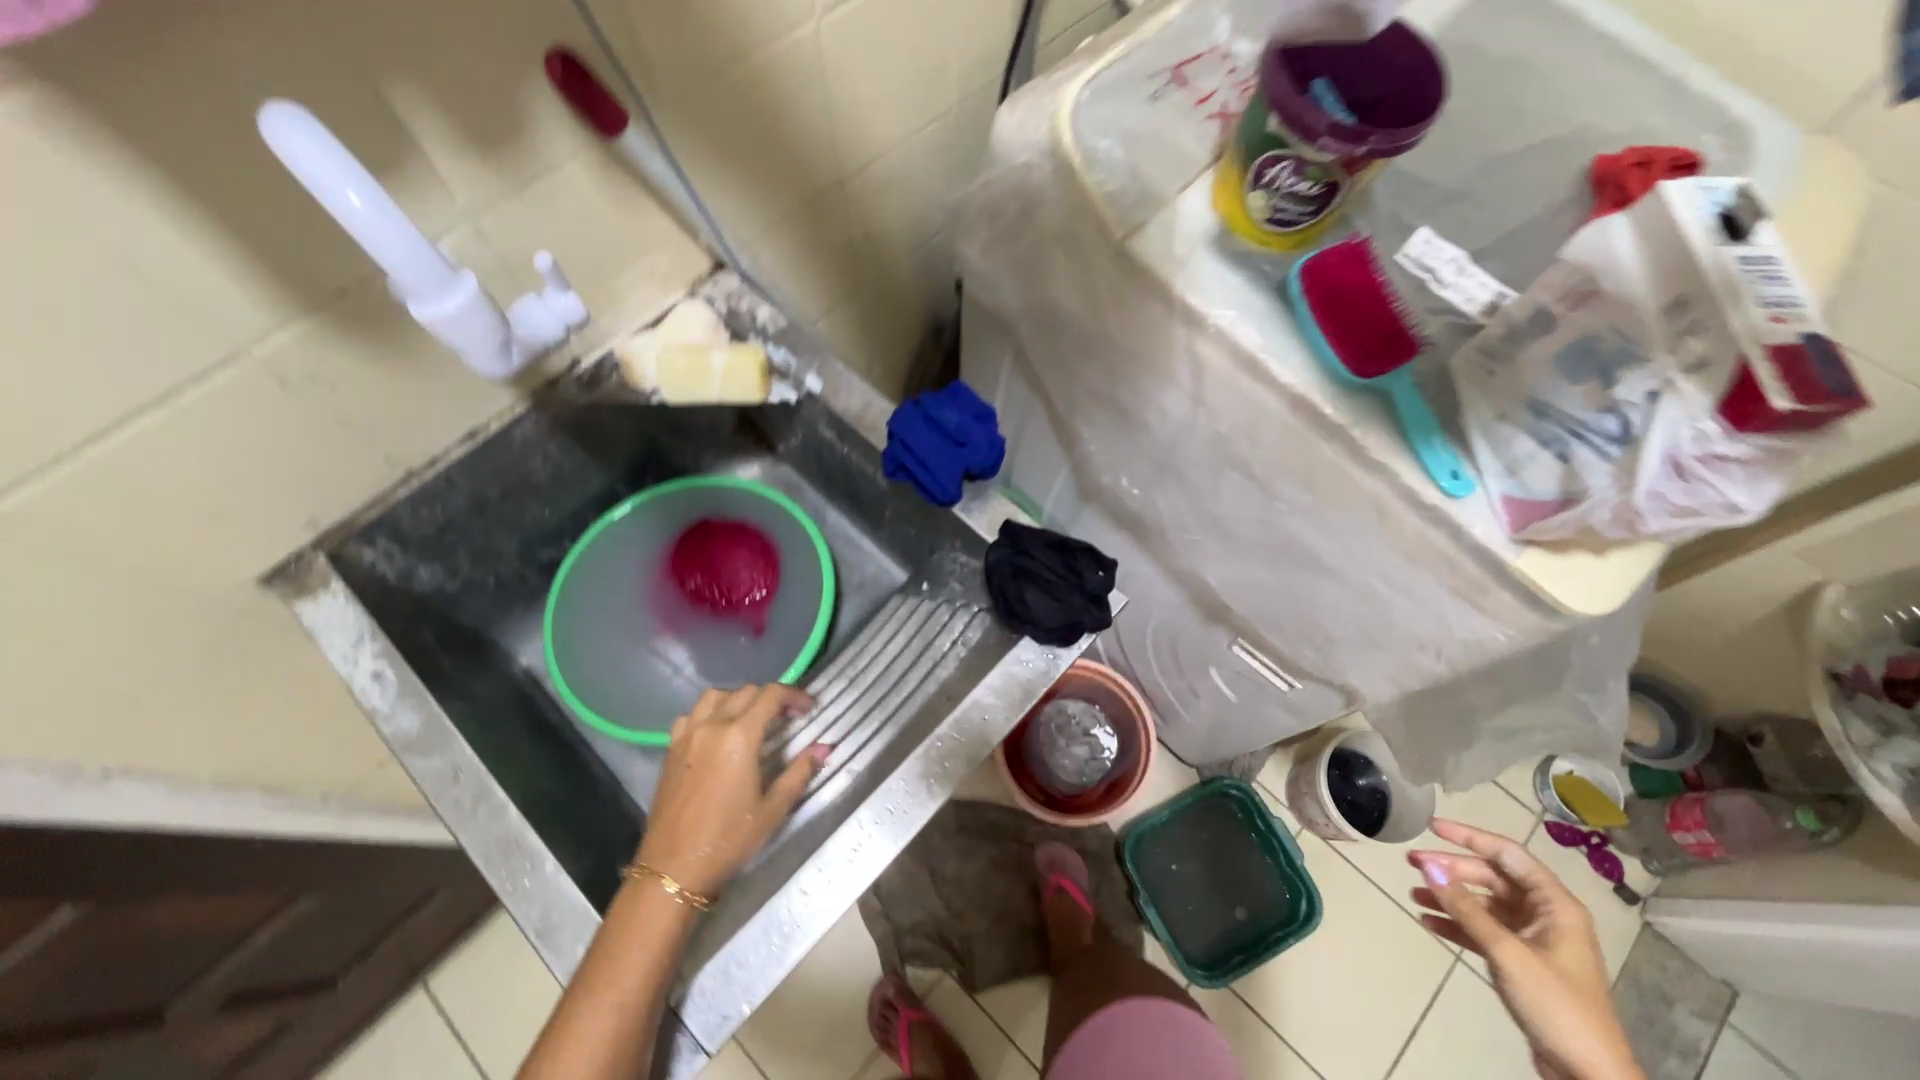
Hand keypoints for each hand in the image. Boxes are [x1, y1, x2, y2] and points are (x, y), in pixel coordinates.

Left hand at [636, 685, 824, 898]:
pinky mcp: (671, 750)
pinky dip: (710, 713)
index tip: (809, 708)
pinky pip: (692, 715)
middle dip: (771, 697)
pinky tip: (718, 733)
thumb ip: (799, 773)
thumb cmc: (728, 840)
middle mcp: (711, 726)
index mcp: (739, 737)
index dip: (793, 695)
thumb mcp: (773, 809)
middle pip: (745, 692)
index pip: (770, 695)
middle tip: (789, 716)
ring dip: (739, 699)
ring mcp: (687, 736)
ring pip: (715, 697)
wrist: (674, 867)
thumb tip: (824, 748)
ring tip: (753, 718)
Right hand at [1409, 820, 1642, 1079]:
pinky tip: (1429, 922)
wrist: (1587, 1071)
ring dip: (1450, 898)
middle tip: (1411, 864)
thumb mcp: (1507, 953)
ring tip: (1412, 893)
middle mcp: (1545, 915)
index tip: (1432, 827)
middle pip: (1493, 878)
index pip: (1508, 855)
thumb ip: (1467, 908)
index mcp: (1555, 904)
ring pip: (1485, 906)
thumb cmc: (1556, 1004)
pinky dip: (1457, 926)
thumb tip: (1429, 865)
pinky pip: (1483, 933)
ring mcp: (1533, 940)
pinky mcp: (1521, 963)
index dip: (1470, 837)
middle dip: (1452, 869)